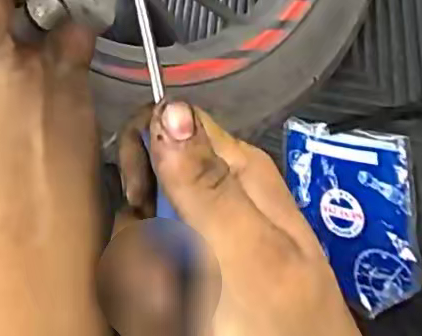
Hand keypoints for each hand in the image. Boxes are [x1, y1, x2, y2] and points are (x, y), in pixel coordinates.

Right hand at [116, 102, 360, 335]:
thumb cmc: (286, 326)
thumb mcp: (252, 254)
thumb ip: (209, 184)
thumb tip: (170, 107)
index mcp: (237, 169)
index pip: (171, 118)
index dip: (143, 149)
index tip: (140, 201)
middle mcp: (215, 194)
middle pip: (144, 182)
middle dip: (140, 232)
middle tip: (166, 276)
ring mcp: (199, 238)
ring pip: (136, 233)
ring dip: (144, 279)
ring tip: (178, 312)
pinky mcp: (187, 278)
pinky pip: (141, 275)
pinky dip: (148, 305)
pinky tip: (174, 321)